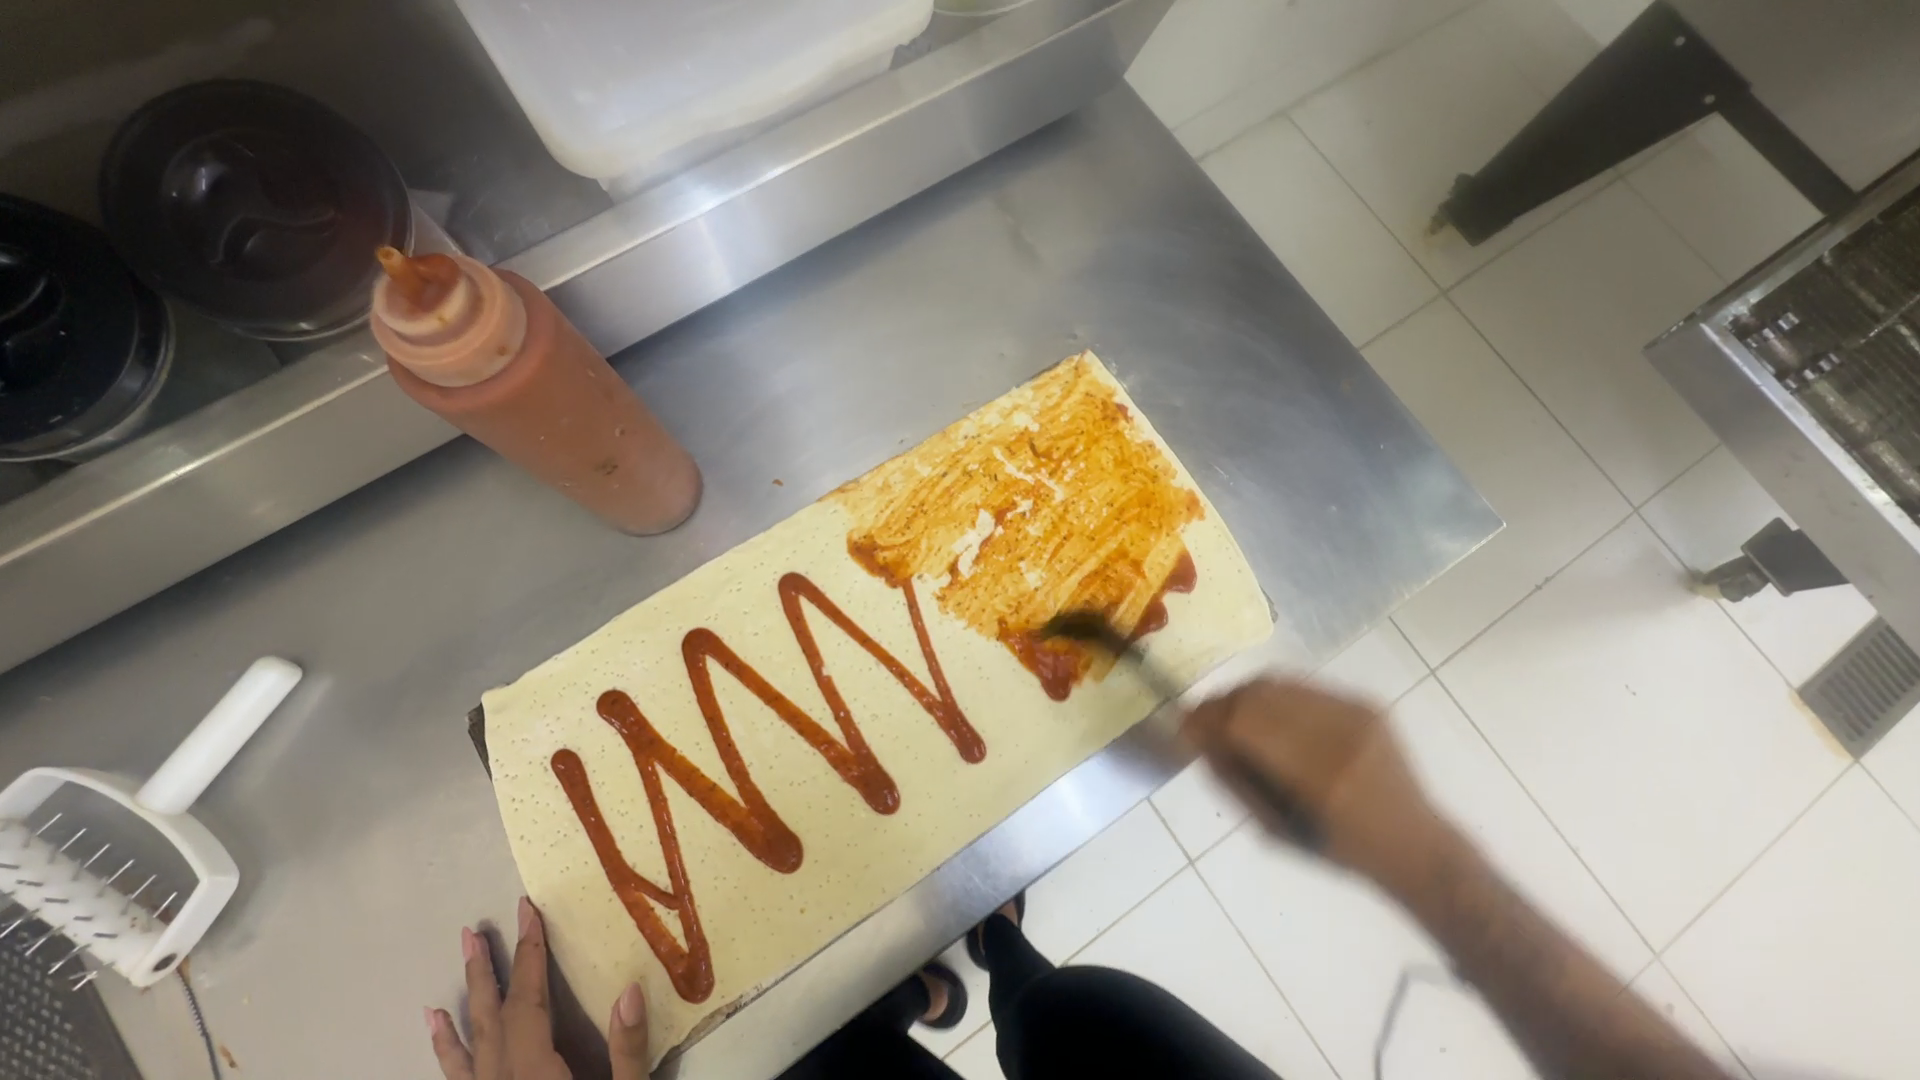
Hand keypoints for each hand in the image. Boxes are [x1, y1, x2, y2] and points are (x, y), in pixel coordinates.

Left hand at [427, 897, 649, 1079]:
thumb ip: (627, 1051)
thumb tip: (631, 990)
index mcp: (535, 1072)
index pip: (529, 1000)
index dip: (529, 954)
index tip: (528, 910)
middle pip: (492, 1016)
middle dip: (486, 969)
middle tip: (474, 930)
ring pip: (470, 1043)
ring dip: (466, 998)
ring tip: (460, 961)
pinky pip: (458, 1075)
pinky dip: (446, 1048)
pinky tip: (436, 1025)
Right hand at [1183, 678, 1452, 888]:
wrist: (1415, 843)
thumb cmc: (1337, 848)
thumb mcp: (1276, 828)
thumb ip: (1234, 780)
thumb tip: (1197, 738)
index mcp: (1317, 777)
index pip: (1244, 724)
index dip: (1206, 718)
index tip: (1183, 725)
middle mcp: (1338, 736)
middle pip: (1257, 695)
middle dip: (1220, 703)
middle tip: (1201, 719)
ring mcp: (1355, 714)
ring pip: (1277, 683)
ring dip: (1243, 695)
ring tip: (1230, 714)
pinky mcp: (1366, 703)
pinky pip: (1303, 687)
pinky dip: (1274, 696)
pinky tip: (1267, 714)